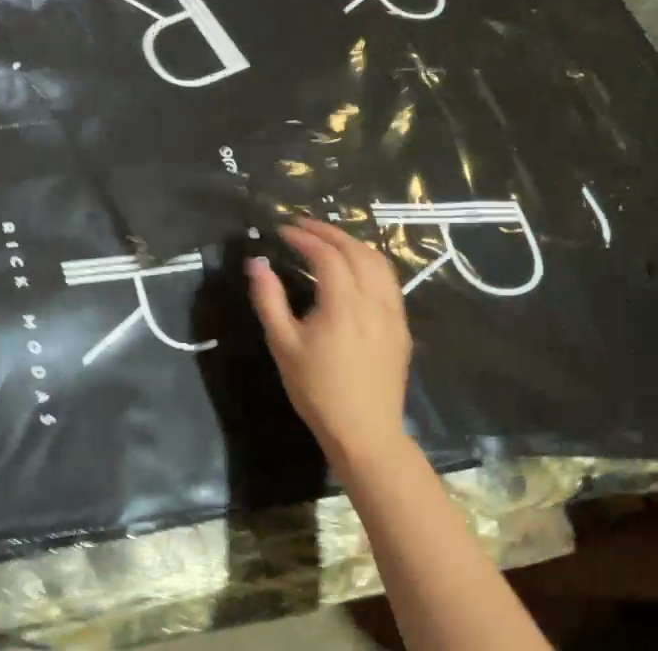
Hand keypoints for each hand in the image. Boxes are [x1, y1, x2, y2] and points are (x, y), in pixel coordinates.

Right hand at [247, 217, 413, 472]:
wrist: (363, 431)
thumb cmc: (315, 388)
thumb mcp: (282, 343)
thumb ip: (268, 299)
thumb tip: (256, 263)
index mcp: (344, 306)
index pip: (327, 256)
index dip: (304, 237)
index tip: (281, 230)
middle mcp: (374, 303)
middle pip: (358, 252)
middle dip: (330, 233)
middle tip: (302, 226)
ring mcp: (393, 315)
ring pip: (380, 264)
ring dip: (353, 245)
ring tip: (326, 240)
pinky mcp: (400, 328)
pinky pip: (389, 283)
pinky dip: (368, 264)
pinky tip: (351, 270)